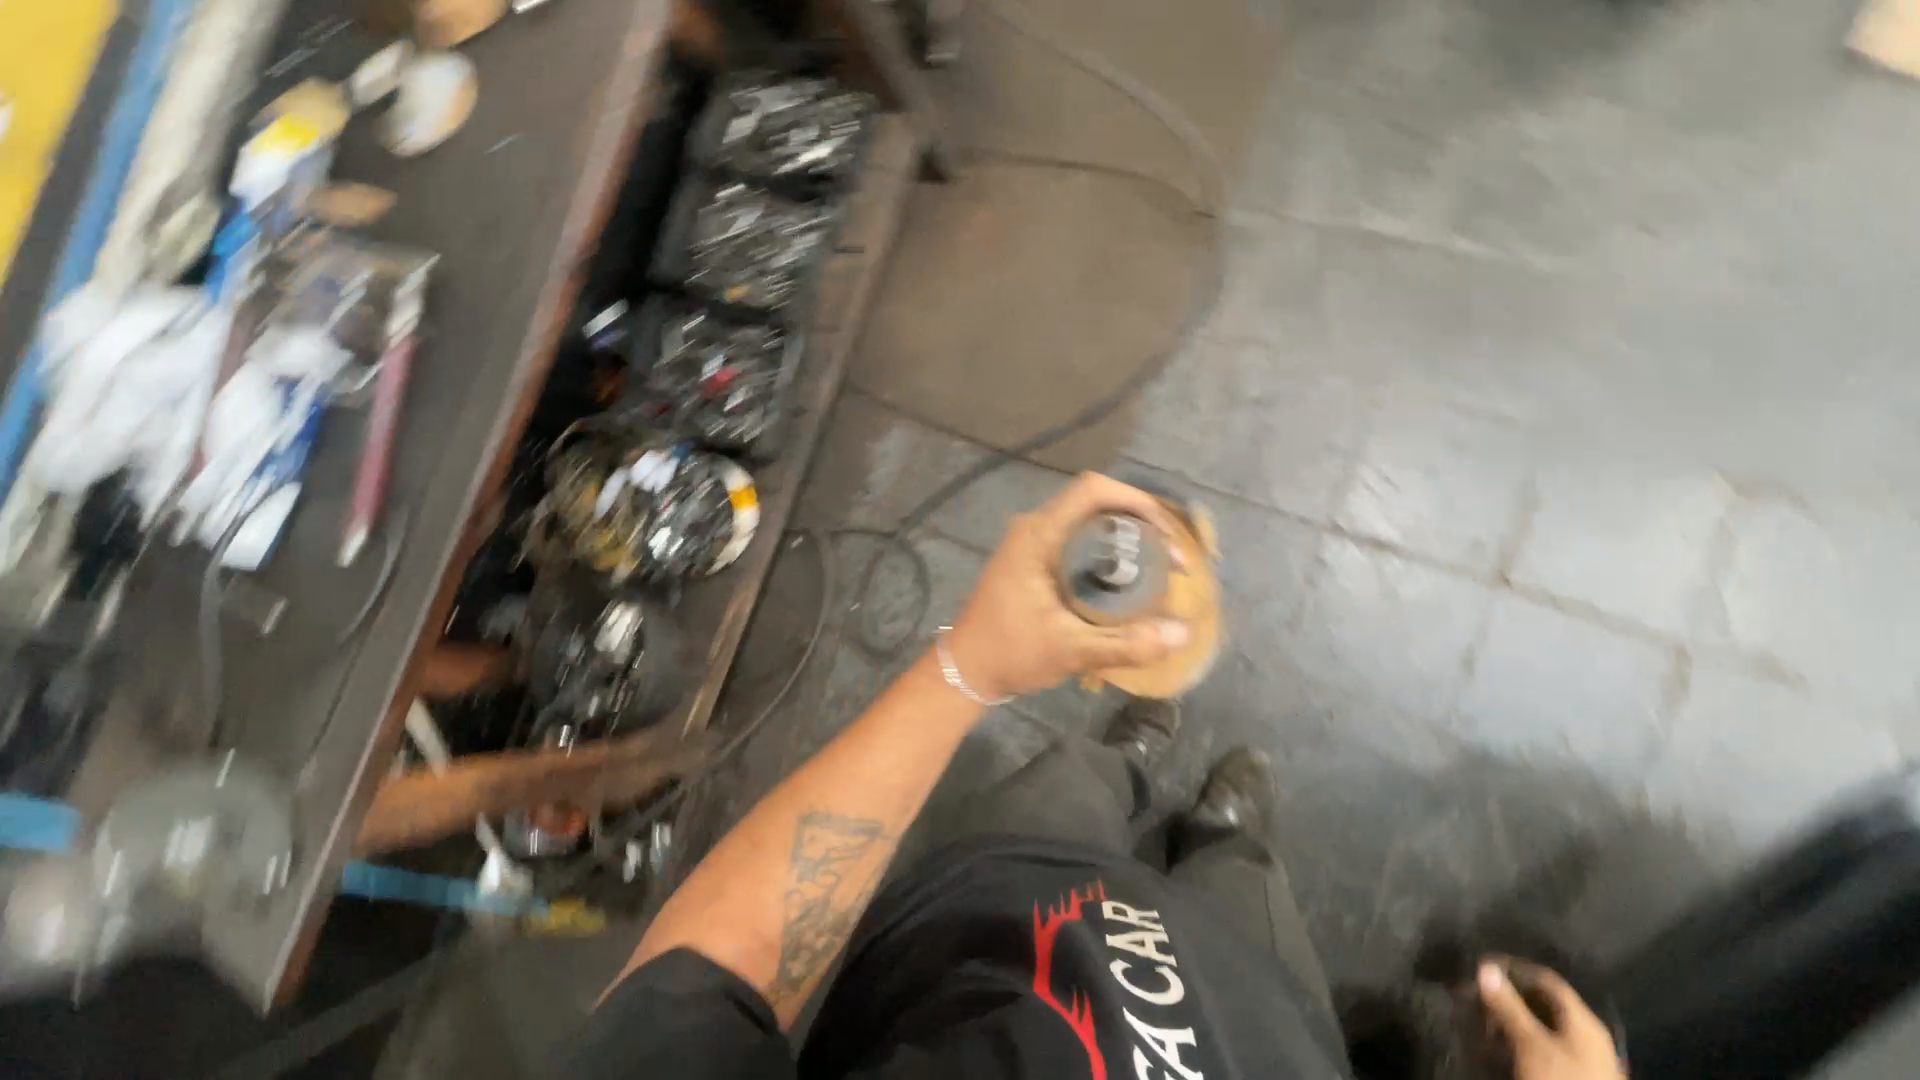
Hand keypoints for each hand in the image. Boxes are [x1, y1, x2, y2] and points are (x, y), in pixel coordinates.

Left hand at [941, 472, 1191, 700]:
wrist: (965, 671)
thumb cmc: (1011, 653)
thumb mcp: (1072, 650)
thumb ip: (1128, 643)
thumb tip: (1184, 633)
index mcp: (1037, 536)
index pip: (1092, 490)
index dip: (1136, 501)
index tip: (1165, 536)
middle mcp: (1033, 529)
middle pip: (1095, 503)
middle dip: (1139, 524)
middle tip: (1169, 561)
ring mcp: (1030, 543)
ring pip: (1087, 522)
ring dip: (1124, 539)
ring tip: (1156, 570)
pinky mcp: (1032, 560)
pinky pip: (1077, 540)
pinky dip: (1106, 552)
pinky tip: (1126, 582)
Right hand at [1478, 961, 1626, 1079]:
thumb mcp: (1532, 1045)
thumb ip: (1510, 1007)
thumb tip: (1485, 968)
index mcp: (1583, 1021)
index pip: (1547, 980)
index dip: (1515, 969)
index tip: (1482, 969)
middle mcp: (1587, 1034)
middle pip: (1545, 1002)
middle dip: (1510, 997)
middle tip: (1479, 998)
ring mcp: (1584, 1057)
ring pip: (1545, 1025)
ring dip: (1514, 1019)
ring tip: (1486, 1023)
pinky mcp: (1576, 1074)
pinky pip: (1546, 1045)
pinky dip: (1523, 1039)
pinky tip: (1505, 1047)